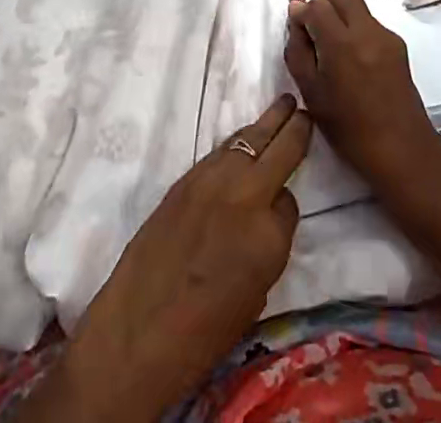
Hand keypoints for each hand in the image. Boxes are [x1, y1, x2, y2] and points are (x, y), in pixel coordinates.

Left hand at [24, 96, 310, 422]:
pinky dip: (236, 144)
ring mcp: (211, 183)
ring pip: (246, 141)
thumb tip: (268, 214)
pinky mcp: (183, 180)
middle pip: (278, 150)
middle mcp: (244, 197)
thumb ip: (269, 244)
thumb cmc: (204, 333)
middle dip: (294, 128)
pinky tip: (241, 141)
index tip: (282, 206)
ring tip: (280, 107)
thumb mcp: (257, 292)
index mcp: (270, 235)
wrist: (138, 330)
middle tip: (303, 109)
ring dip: (265, 125)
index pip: (291, 200)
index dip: (287, 202)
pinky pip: (219, 153)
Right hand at [283, 0, 440, 194]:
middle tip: (313, 27)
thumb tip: (297, 18)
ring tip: (331, 49)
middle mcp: (367, 31)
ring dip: (340, 15)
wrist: (400, 149)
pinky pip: (370, 24)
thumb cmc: (347, 127)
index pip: (316, 5)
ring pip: (358, 6)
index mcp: (342, 43)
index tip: (296, 28)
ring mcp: (387, 37)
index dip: (301, 12)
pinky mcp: (398, 46)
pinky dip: (355, 30)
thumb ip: (298, 49)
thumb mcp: (310, 91)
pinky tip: (351, 62)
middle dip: (323, 1)